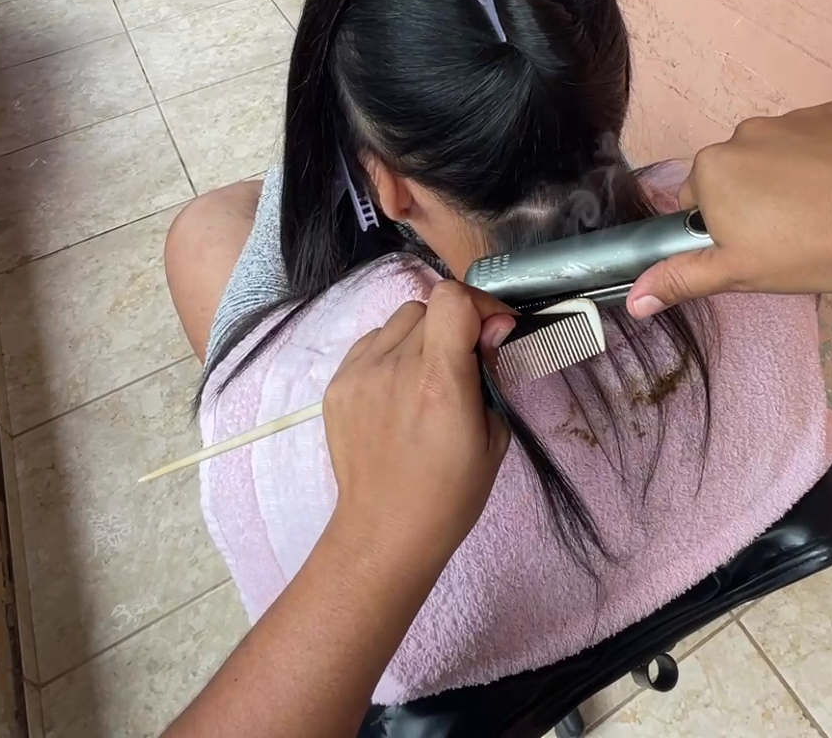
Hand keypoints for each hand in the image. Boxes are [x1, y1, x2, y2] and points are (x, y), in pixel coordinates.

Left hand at [321, 281, 516, 568]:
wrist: (385, 532)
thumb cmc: (451, 493)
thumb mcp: (494, 436)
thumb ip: (491, 372)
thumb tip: (494, 328)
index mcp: (439, 383)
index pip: (452, 300)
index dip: (480, 305)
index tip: (493, 331)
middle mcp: (394, 369)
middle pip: (430, 306)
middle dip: (457, 325)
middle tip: (466, 362)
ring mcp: (359, 374)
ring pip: (401, 318)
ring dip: (425, 333)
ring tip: (429, 373)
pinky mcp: (337, 384)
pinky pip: (373, 341)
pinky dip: (394, 350)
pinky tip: (401, 386)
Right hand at [629, 101, 831, 315]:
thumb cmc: (818, 243)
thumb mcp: (743, 273)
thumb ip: (683, 279)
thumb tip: (633, 300)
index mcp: (714, 169)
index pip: (696, 203)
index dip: (722, 233)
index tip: (756, 251)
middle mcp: (747, 133)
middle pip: (738, 177)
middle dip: (757, 206)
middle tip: (795, 241)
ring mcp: (797, 118)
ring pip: (782, 159)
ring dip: (796, 184)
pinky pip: (826, 142)